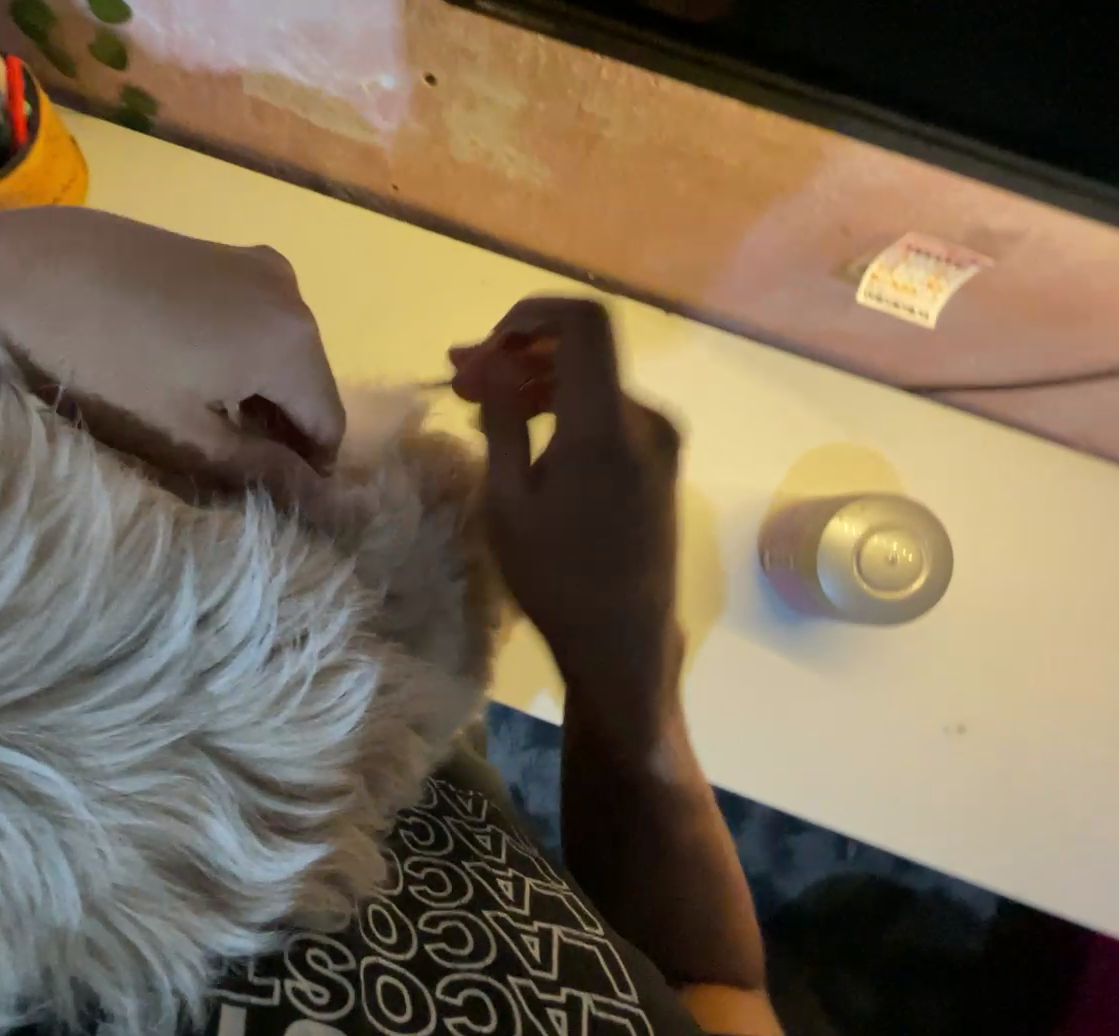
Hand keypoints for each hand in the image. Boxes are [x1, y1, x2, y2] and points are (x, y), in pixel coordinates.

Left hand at [0, 207, 344, 497]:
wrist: (17, 269)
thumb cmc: (104, 365)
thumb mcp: (186, 435)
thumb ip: (262, 468)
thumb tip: (328, 504)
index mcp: (293, 339)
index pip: (328, 425)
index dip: (306, 471)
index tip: (268, 499)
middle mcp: (290, 291)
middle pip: (306, 384)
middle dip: (277, 431)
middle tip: (226, 470)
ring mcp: (250, 262)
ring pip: (277, 352)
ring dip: (255, 395)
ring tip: (200, 426)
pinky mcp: (215, 252)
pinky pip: (249, 320)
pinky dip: (235, 357)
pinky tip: (186, 374)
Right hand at [451, 298, 682, 736]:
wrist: (622, 638)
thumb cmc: (554, 576)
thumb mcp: (507, 501)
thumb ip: (503, 421)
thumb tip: (493, 361)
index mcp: (606, 424)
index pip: (583, 322)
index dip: (530, 313)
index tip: (484, 344)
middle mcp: (645, 418)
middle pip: (581, 351)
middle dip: (516, 353)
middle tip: (460, 377)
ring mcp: (658, 439)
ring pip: (590, 382)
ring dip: (534, 382)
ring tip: (479, 404)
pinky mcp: (658, 460)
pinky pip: (605, 412)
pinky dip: (561, 408)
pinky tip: (523, 432)